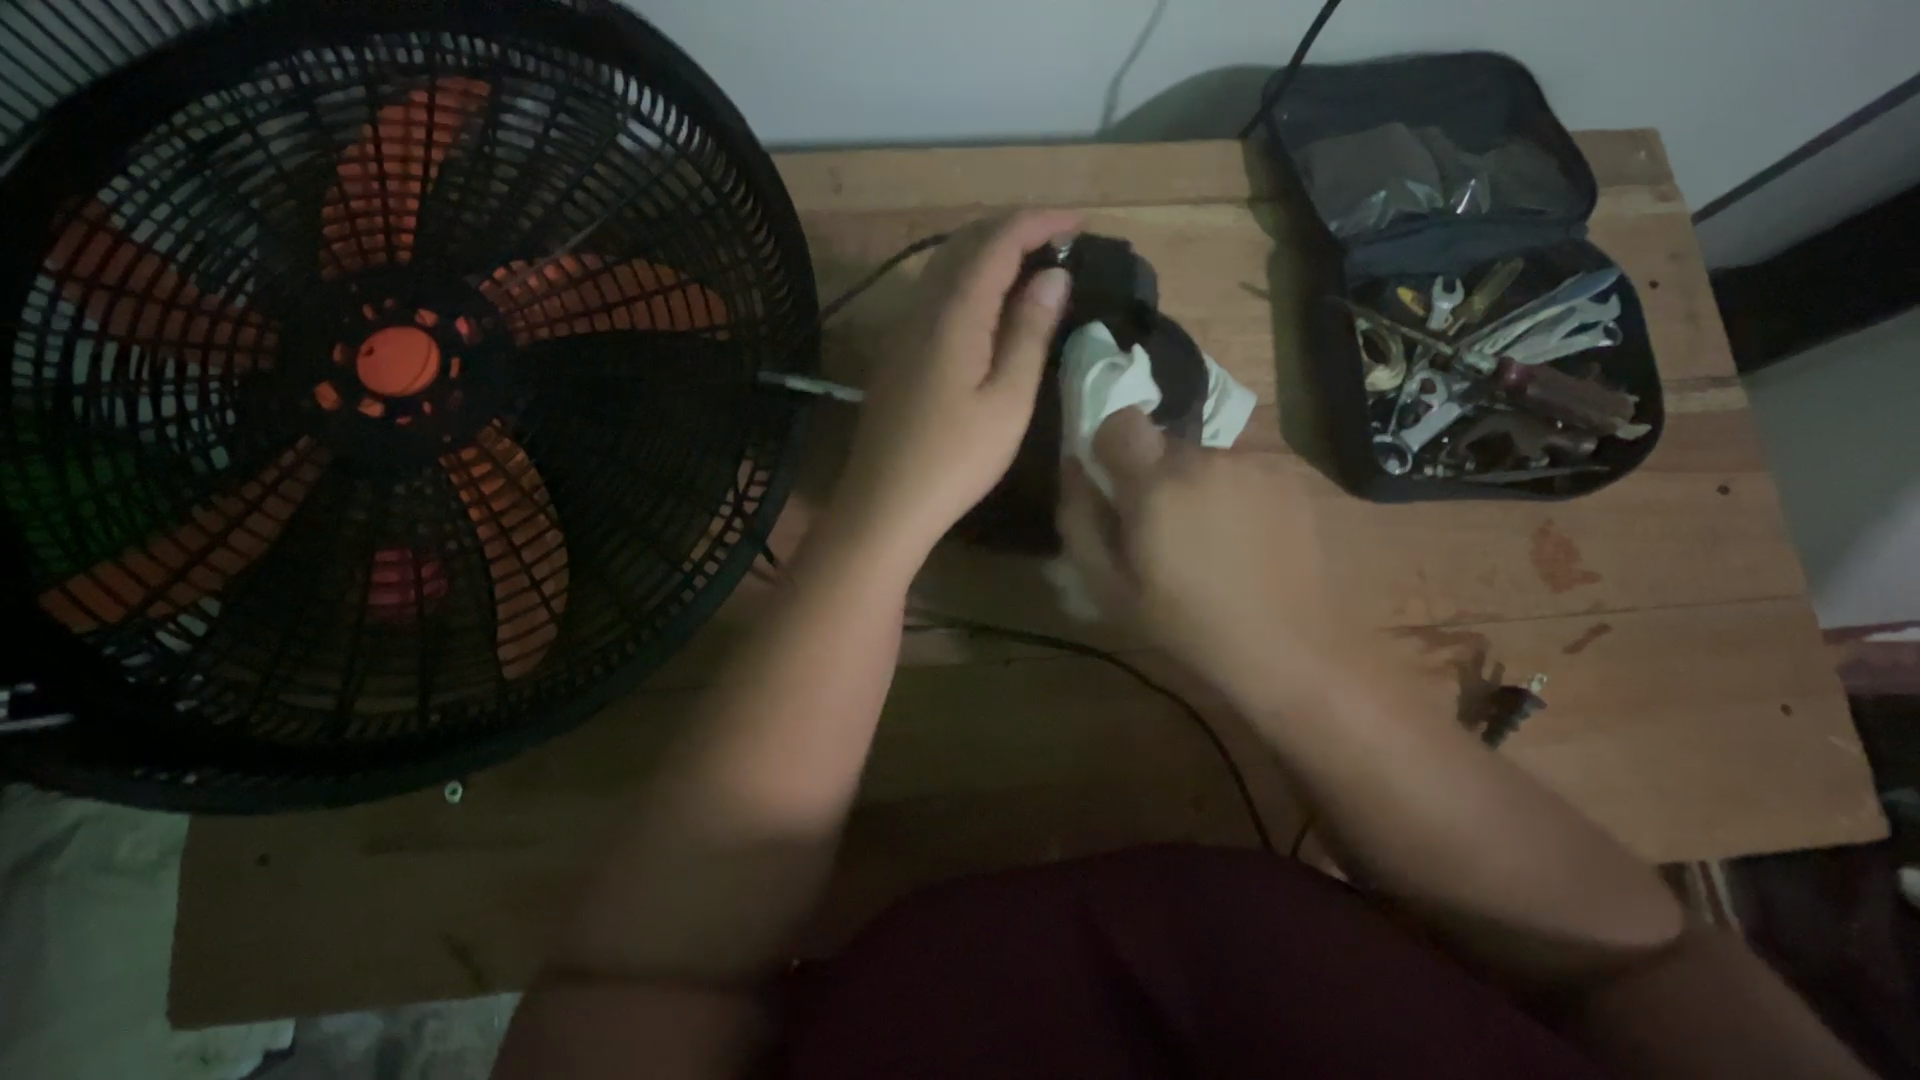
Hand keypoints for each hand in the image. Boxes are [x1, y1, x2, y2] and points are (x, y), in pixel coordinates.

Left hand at [830, 210, 1080, 561]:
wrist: (884, 502)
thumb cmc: (956, 457)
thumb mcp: (1008, 398)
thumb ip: (1029, 331)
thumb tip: (1053, 275)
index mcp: (955, 312)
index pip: (998, 241)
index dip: (1040, 222)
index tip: (1082, 222)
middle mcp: (923, 307)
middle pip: (966, 243)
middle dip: (1015, 229)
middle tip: (1061, 240)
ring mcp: (904, 329)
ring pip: (947, 266)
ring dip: (990, 252)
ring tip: (1033, 265)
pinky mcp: (899, 352)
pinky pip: (936, 293)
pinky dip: (970, 280)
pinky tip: (992, 306)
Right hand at [1056, 409, 1351, 711]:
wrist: (1302, 655)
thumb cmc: (1193, 631)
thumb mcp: (1112, 592)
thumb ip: (1081, 520)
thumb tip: (1073, 466)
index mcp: (1158, 485)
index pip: (1120, 421)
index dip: (1113, 449)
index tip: (1119, 484)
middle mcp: (1212, 458)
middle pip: (1171, 442)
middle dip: (1163, 475)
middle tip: (1175, 527)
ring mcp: (1266, 462)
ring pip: (1217, 456)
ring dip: (1210, 484)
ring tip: (1226, 538)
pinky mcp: (1308, 475)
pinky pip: (1261, 469)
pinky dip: (1253, 494)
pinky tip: (1264, 540)